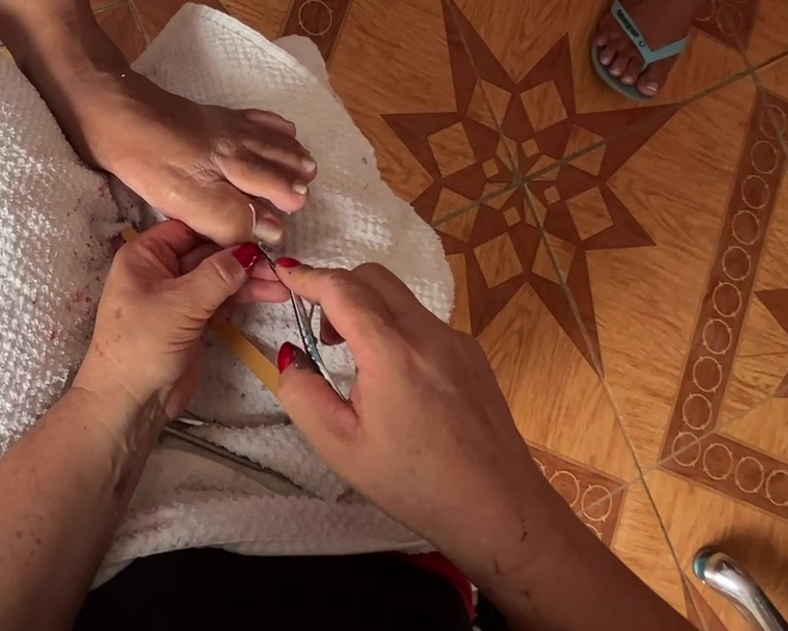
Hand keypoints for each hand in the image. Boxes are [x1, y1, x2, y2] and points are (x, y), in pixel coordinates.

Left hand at [73, 221, 288, 422]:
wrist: (130, 401)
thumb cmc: (141, 345)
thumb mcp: (179, 305)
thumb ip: (216, 276)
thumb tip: (250, 251)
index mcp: (144, 255)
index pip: (187, 227)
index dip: (221, 225)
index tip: (259, 227)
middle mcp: (160, 269)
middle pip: (206, 251)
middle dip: (241, 255)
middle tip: (279, 259)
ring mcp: (178, 295)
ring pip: (218, 277)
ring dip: (249, 277)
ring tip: (283, 280)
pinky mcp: (194, 319)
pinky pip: (222, 299)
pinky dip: (245, 296)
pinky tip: (272, 293)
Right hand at [272, 262, 569, 573]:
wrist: (504, 514)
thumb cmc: (416, 484)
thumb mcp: (339, 447)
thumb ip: (301, 393)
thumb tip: (290, 354)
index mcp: (392, 355)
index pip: (342, 290)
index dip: (307, 275)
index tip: (283, 273)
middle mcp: (428, 335)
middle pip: (372, 277)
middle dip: (336, 286)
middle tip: (321, 330)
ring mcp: (456, 341)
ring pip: (399, 296)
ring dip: (366, 306)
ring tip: (355, 358)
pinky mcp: (473, 354)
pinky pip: (421, 320)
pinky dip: (393, 326)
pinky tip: (395, 377)